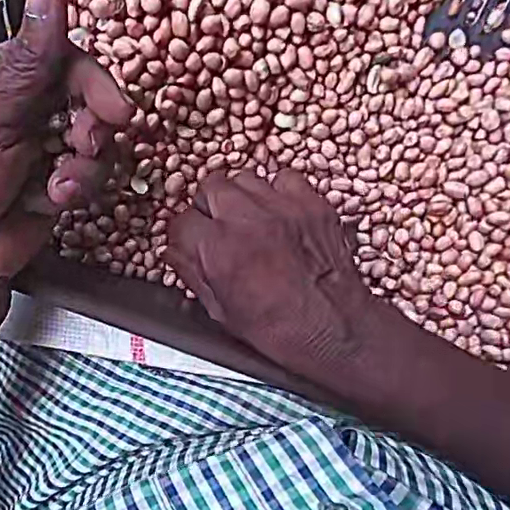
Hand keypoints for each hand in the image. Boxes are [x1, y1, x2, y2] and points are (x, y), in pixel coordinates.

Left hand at [0, 0, 132, 333]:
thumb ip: (30, 54)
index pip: (59, 58)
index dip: (90, 80)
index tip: (111, 106)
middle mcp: (22, 110)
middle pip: (84, 96)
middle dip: (93, 122)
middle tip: (91, 140)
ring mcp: (42, 147)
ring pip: (94, 136)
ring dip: (85, 160)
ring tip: (62, 180)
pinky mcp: (57, 182)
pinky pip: (89, 172)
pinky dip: (78, 185)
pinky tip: (56, 198)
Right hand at [165, 168, 395, 380]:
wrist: (334, 331)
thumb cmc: (279, 330)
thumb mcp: (222, 311)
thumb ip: (193, 275)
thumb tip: (174, 254)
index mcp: (217, 248)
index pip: (181, 221)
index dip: (183, 235)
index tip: (189, 243)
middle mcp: (246, 219)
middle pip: (209, 187)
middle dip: (207, 207)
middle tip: (216, 227)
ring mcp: (281, 207)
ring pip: (244, 178)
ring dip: (239, 196)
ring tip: (247, 219)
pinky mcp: (311, 203)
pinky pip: (284, 178)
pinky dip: (277, 192)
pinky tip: (278, 213)